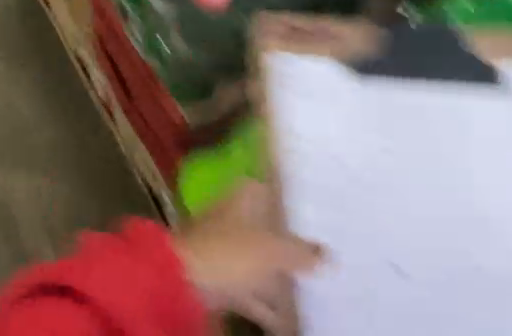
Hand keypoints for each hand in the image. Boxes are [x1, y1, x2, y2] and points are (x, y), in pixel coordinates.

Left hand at [175, 181, 322, 334]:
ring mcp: (227, 247)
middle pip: (272, 230)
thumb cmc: (229, 252)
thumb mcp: (272, 250)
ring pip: (264, 262)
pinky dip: (270, 306)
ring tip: (320, 292)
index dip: (298, 203)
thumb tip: (328, 255)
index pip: (275, 189)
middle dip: (296, 247)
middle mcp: (236, 215)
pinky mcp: (222, 278)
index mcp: (244, 195)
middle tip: (331, 261)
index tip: (324, 215)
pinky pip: (254, 291)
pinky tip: (293, 321)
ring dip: (285, 280)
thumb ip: (301, 251)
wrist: (181, 282)